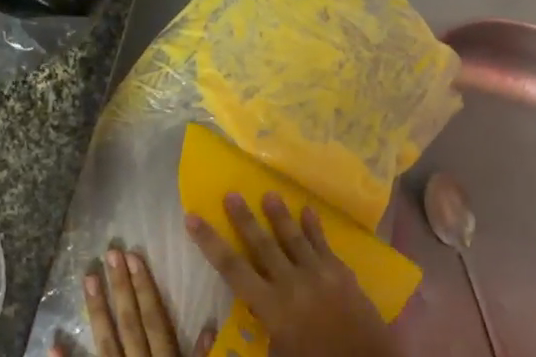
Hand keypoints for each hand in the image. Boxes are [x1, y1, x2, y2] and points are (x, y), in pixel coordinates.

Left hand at [57, 249, 217, 356]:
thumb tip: (210, 328)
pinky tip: (54, 344)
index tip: (134, 258)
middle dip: (120, 289)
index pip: (156, 322)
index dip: (145, 290)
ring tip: (87, 279)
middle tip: (109, 254)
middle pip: (130, 325)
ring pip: (107, 345)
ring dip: (97, 312)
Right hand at [186, 193, 396, 356]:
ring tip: (269, 194)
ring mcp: (319, 275)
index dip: (210, 242)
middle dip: (244, 219)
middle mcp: (292, 284)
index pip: (232, 268)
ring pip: (294, 237)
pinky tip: (309, 211)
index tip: (193, 217)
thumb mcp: (279, 355)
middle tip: (232, 194)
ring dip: (279, 216)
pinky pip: (324, 244)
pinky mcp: (343, 275)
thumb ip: (263, 329)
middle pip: (262, 244)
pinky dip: (315, 227)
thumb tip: (245, 313)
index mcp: (272, 307)